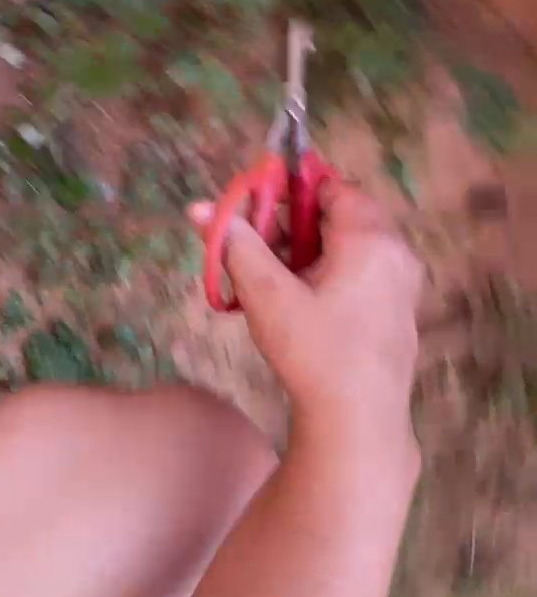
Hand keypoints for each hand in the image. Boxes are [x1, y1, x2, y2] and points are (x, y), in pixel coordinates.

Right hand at [194, 180, 422, 439]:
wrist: (355, 409)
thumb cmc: (311, 346)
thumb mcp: (263, 292)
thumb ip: (234, 245)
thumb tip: (200, 208)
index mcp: (371, 243)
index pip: (336, 190)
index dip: (292, 187)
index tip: (250, 198)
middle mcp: (393, 254)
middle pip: (334, 217)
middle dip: (282, 223)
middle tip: (240, 243)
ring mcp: (395, 281)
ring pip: (336, 245)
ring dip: (290, 249)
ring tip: (252, 276)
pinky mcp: (386, 305)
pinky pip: (345, 269)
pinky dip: (308, 269)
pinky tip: (279, 297)